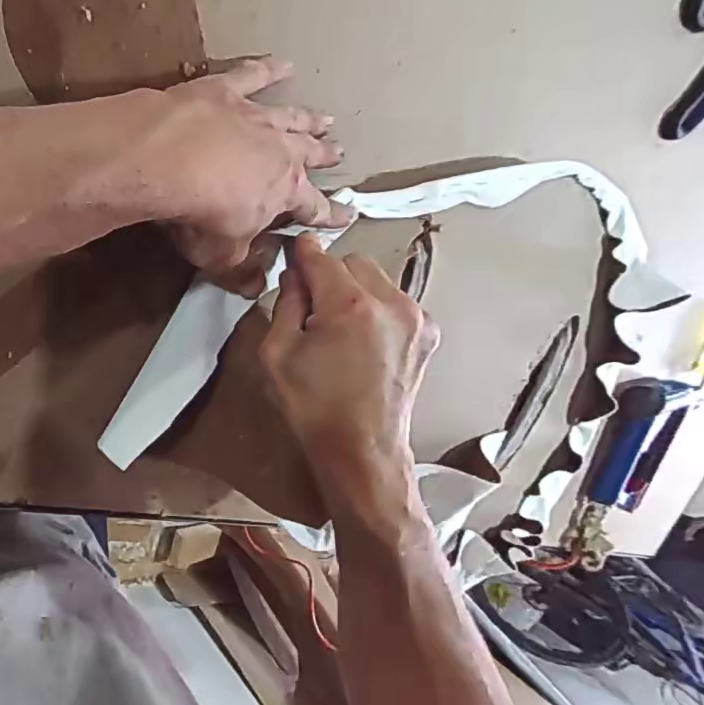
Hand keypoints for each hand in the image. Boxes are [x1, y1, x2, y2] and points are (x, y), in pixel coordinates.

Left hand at [133, 57, 352, 295]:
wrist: (169, 160)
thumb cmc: (200, 215)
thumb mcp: (221, 255)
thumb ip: (241, 270)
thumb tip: (255, 288)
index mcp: (282, 192)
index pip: (313, 208)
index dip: (331, 215)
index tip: (348, 216)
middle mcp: (278, 151)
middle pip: (307, 155)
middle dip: (324, 157)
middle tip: (339, 153)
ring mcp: (254, 117)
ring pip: (291, 117)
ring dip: (309, 119)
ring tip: (327, 119)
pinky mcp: (225, 92)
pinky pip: (253, 76)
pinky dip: (269, 69)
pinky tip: (284, 63)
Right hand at [260, 235, 439, 484]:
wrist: (362, 450)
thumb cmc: (313, 407)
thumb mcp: (276, 354)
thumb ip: (286, 304)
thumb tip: (295, 276)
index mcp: (350, 306)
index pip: (321, 257)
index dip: (302, 254)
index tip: (292, 254)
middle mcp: (390, 302)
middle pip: (352, 262)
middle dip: (329, 276)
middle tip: (311, 308)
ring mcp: (416, 317)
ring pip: (377, 279)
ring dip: (354, 291)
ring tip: (337, 329)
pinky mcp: (427, 333)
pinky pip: (394, 301)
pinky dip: (375, 309)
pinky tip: (361, 340)